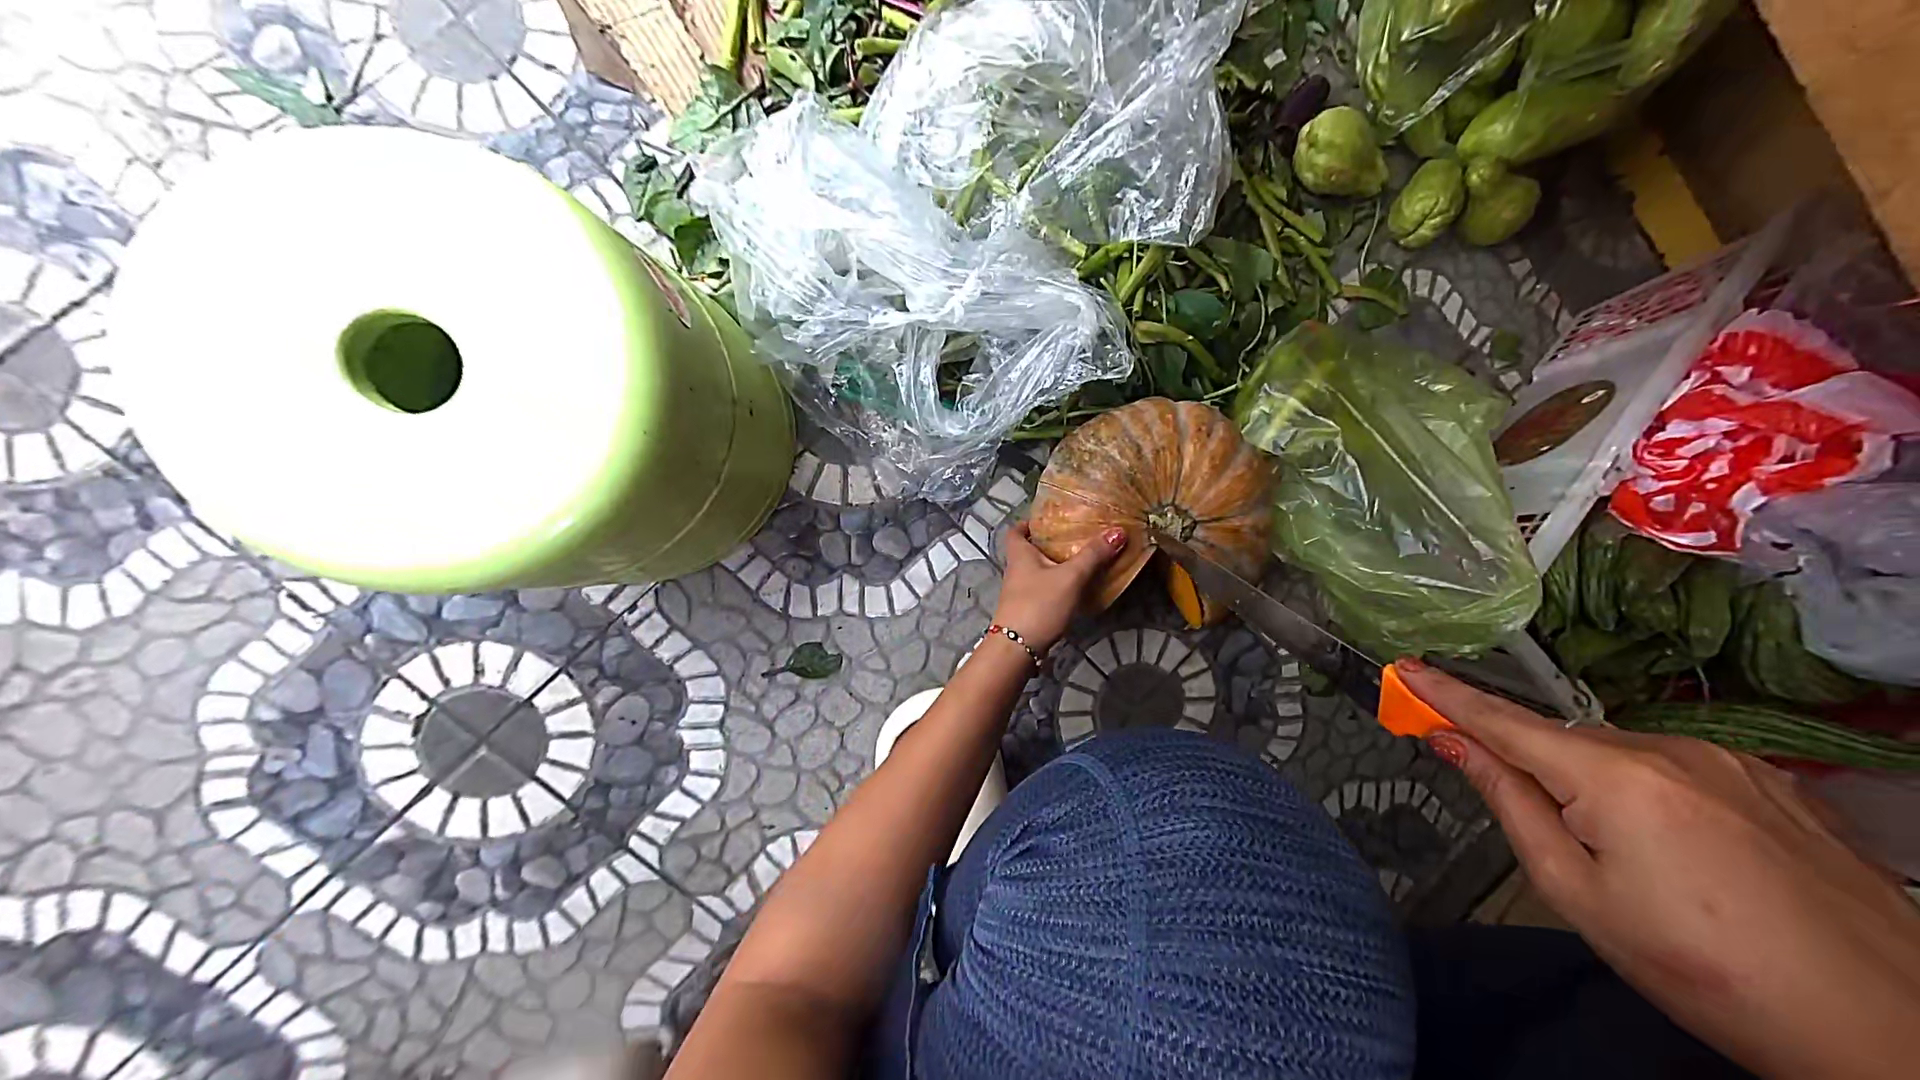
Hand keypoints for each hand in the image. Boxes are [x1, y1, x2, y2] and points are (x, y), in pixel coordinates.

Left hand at [992, 522, 1126, 653]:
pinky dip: (1059, 586)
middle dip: (1051, 543)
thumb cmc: (1039, 604)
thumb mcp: (1071, 577)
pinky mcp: (1029, 610)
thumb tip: (1118, 531)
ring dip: (1057, 566)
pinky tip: (1079, 589)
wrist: (1017, 649)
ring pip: (1039, 571)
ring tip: (1084, 560)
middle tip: (1077, 538)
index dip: (1029, 522)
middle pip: (1030, 550)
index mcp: (1019, 554)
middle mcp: (1016, 570)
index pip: (1016, 530)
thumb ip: (1094, 555)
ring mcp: (1020, 592)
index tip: (1050, 519)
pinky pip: (1045, 590)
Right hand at [1399, 659, 1919, 1079]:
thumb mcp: (1574, 892)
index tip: (1402, 667)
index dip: (1443, 693)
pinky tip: (1683, 852)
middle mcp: (1669, 749)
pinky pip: (1675, 768)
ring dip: (1592, 783)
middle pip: (1561, 742)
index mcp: (1613, 777)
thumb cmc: (1702, 969)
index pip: (1501, 721)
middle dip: (1531, 766)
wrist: (1893, 1035)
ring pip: (1618, 754)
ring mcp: (1729, 762)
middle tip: (1538, 827)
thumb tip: (1451, 742)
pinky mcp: (1773, 783)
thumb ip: (1507, 802)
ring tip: (1629, 862)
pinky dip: (1646, 790)